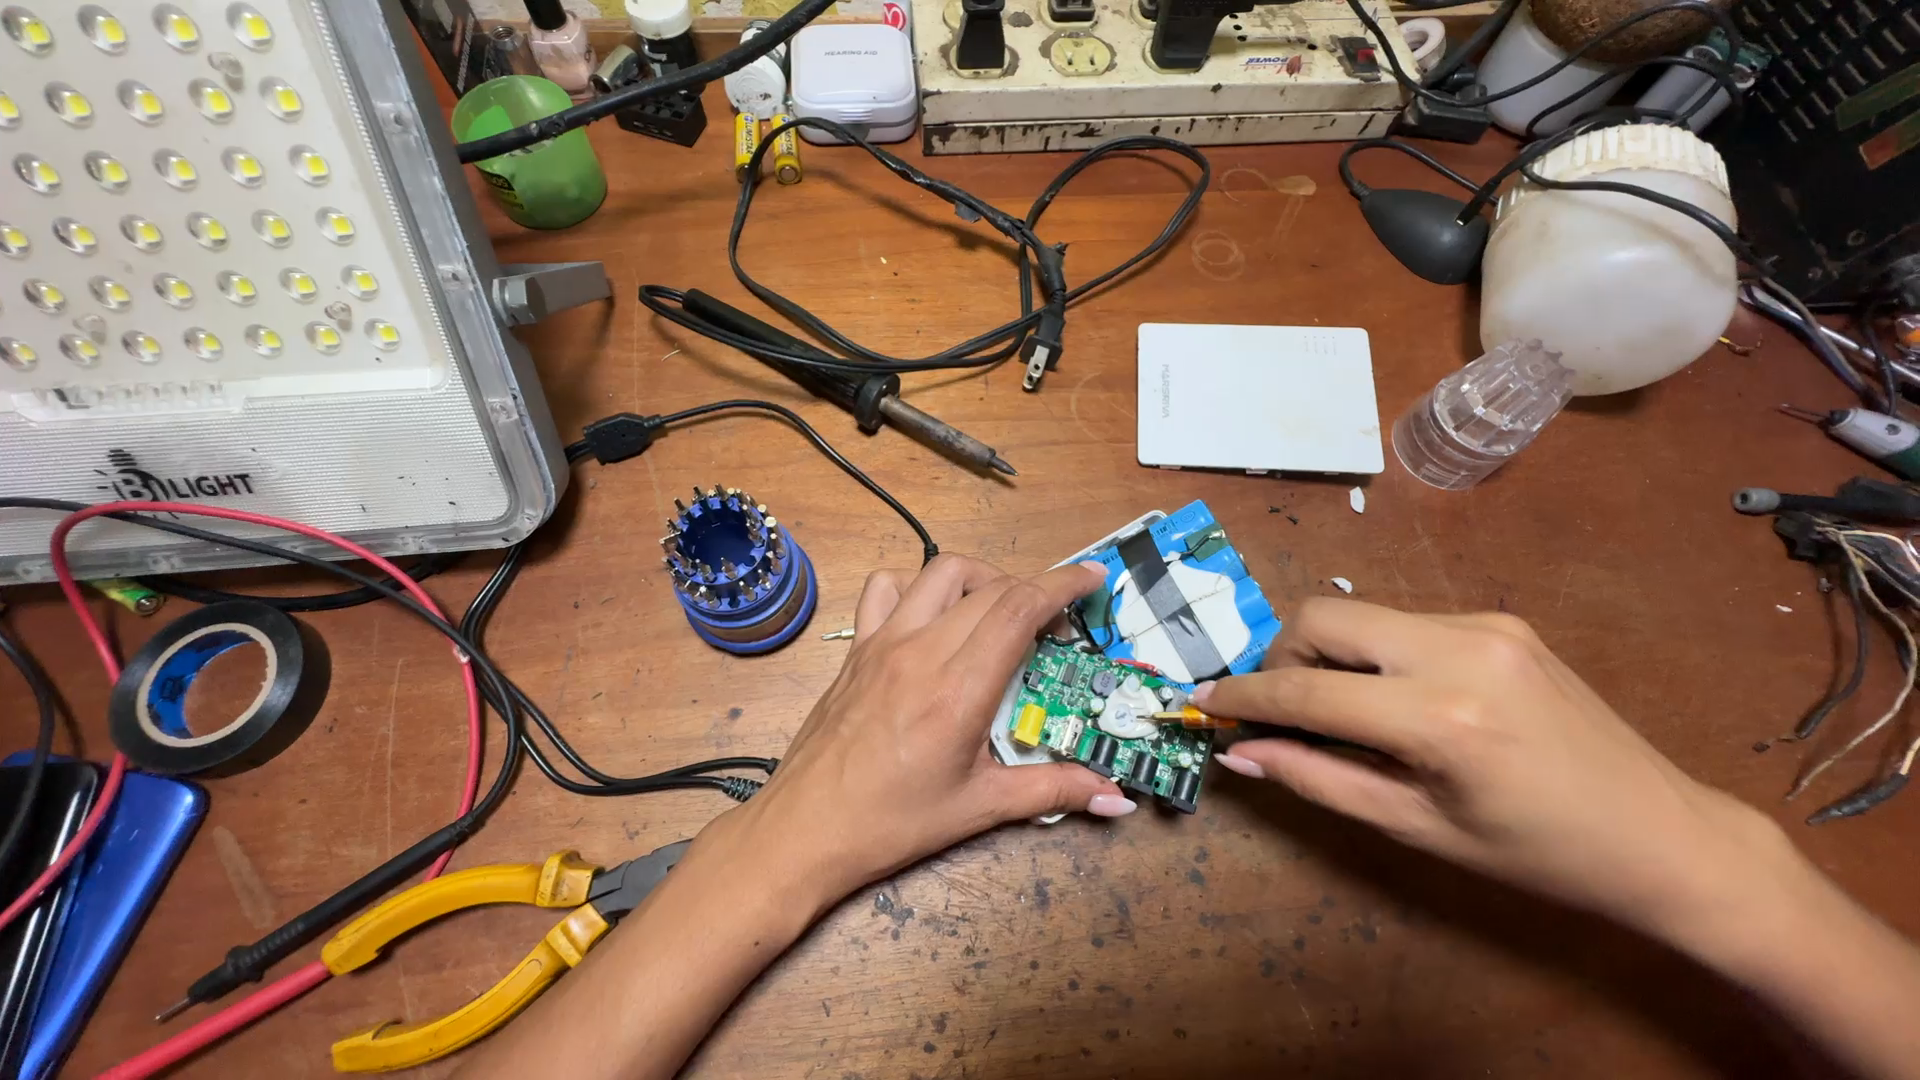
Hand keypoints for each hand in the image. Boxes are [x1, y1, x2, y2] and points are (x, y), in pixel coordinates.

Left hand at [706, 555, 1130, 913]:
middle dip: (1032, 590)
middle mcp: (921, 650)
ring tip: (997, 611)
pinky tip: (930, 617)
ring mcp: (881, 642)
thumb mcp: (980, 809)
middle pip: (989, 587)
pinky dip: (916, 586)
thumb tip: (1119, 797)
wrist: (804, 830)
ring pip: (939, 573)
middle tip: (1053, 624)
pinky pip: (885, 589)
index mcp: (959, 689)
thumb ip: (1054, 791)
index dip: (1062, 583)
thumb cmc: (894, 823)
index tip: (1092, 576)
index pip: (1018, 608)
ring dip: (980, 578)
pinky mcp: (856, 648)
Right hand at [1193, 598, 1789, 940]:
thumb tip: (1241, 751)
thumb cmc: (1537, 854)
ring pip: (1357, 614)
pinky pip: (1400, 623)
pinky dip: (1369, 654)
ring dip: (1324, 654)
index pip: (1307, 690)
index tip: (1206, 700)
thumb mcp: (1415, 828)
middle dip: (1280, 657)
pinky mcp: (1498, 621)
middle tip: (1280, 708)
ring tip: (1335, 708)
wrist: (1666, 837)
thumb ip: (1316, 780)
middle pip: (1321, 617)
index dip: (1245, 695)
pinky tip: (1389, 698)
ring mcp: (1483, 625)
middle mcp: (1460, 649)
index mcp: (1443, 717)